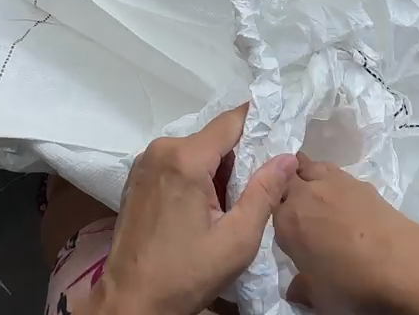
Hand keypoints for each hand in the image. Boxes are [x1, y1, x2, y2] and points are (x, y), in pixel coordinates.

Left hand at [89, 104, 297, 314]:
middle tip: (257, 187)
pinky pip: (176, 161)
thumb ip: (265, 193)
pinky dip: (194, 175)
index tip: (280, 133)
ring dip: (216, 169)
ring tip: (229, 205)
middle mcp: (162, 148)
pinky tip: (201, 209)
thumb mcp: (236, 240)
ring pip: (195, 150)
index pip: (231, 121)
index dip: (258, 124)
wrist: (130, 301)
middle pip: (213, 137)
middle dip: (238, 157)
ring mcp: (146, 160)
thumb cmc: (185, 274)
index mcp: (186, 157)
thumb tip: (287, 157)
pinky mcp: (138, 176)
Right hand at [273, 153, 418, 311]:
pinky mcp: (356, 179)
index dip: (277, 218)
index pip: (269, 209)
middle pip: (286, 179)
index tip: (285, 230)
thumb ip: (303, 287)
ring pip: (308, 166)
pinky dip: (329, 178)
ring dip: (306, 175)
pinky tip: (338, 196)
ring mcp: (331, 181)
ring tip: (313, 192)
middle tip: (294, 207)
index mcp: (288, 221)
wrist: (400, 264)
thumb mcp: (320, 298)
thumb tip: (295, 288)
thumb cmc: (352, 285)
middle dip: (286, 188)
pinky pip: (332, 170)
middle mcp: (305, 193)